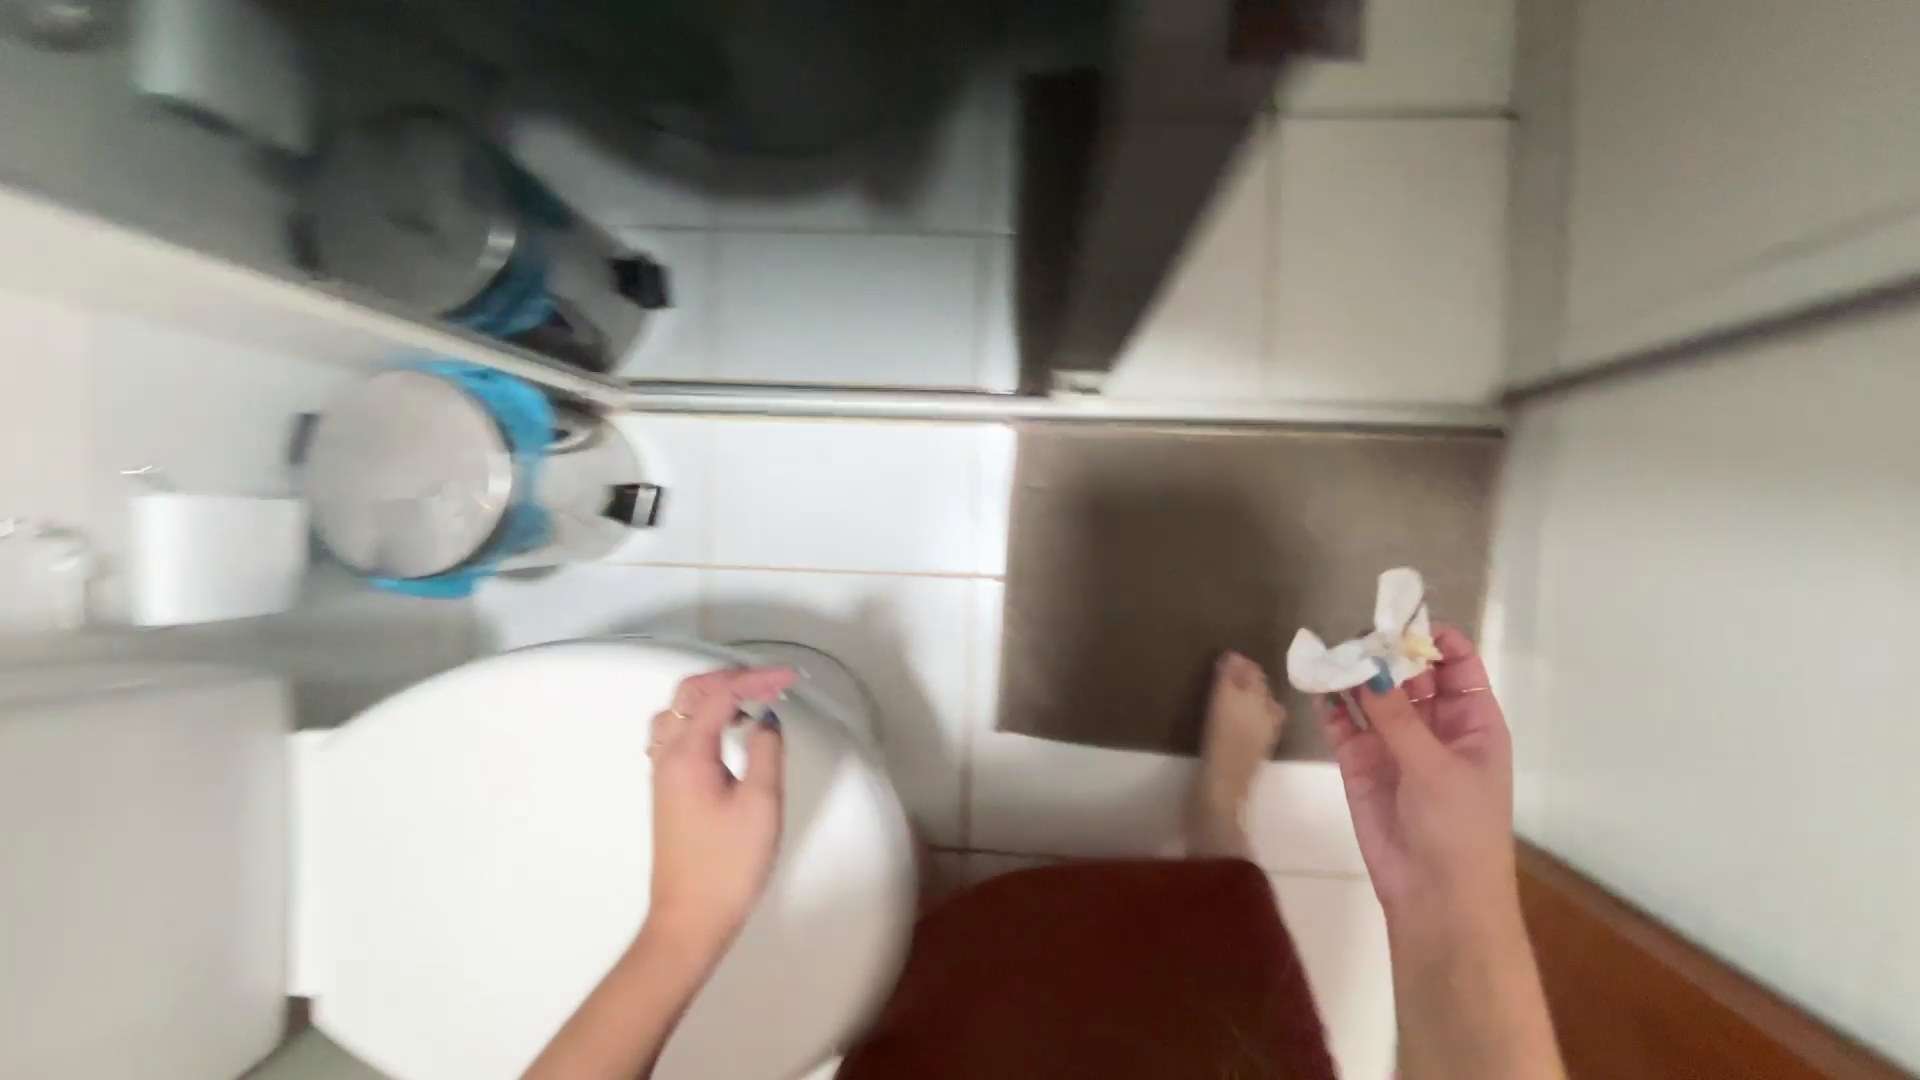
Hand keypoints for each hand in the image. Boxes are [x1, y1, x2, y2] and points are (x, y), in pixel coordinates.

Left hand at [644, 666, 796, 955]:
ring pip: (678, 710)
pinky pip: (677, 731)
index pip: (721, 694)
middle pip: (690, 692)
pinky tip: (727, 731)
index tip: (792, 679)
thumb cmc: (728, 864)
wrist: (689, 921)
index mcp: (688, 753)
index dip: (757, 679)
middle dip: (732, 677)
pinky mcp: (669, 788)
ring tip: (751, 702)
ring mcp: (663, 772)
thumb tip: (767, 718)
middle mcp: (668, 755)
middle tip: (772, 684)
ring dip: (714, 695)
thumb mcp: (761, 803)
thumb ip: (766, 750)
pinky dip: (703, 716)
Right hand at [1321, 624, 1515, 923]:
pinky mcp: (1359, 760)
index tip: (1398, 618)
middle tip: (1354, 635)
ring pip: (1371, 693)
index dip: (1433, 637)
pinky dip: (1330, 703)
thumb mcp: (1436, 767)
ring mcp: (1394, 742)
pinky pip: (1342, 721)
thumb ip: (1397, 716)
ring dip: (1353, 674)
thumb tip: (1368, 666)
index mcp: (1472, 721)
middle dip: (1384, 651)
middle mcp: (1433, 724)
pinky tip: (1317, 685)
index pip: (1457, 663)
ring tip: (1329, 654)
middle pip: (1408, 672)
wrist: (1434, 895)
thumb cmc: (1458, 828)